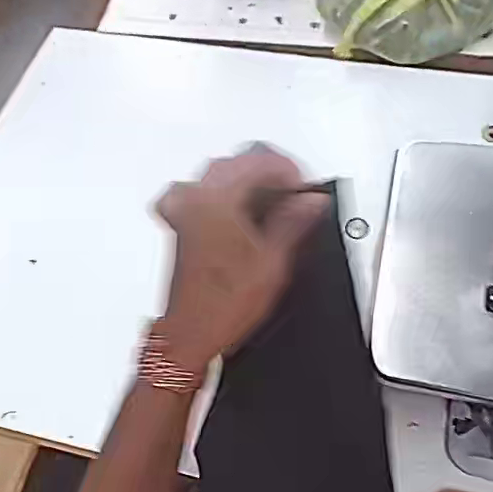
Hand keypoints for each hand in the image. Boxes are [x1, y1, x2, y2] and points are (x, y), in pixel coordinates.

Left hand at [154, 145, 328, 369]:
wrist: (193, 330)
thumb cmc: (224, 303)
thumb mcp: (274, 261)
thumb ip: (295, 223)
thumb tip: (312, 202)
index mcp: (217, 199)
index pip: (258, 161)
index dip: (289, 171)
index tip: (304, 188)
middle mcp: (195, 197)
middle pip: (238, 162)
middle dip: (269, 171)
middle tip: (295, 192)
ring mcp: (183, 208)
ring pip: (220, 174)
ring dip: (248, 180)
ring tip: (274, 201)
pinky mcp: (180, 222)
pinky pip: (205, 191)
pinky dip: (228, 194)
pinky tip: (243, 211)